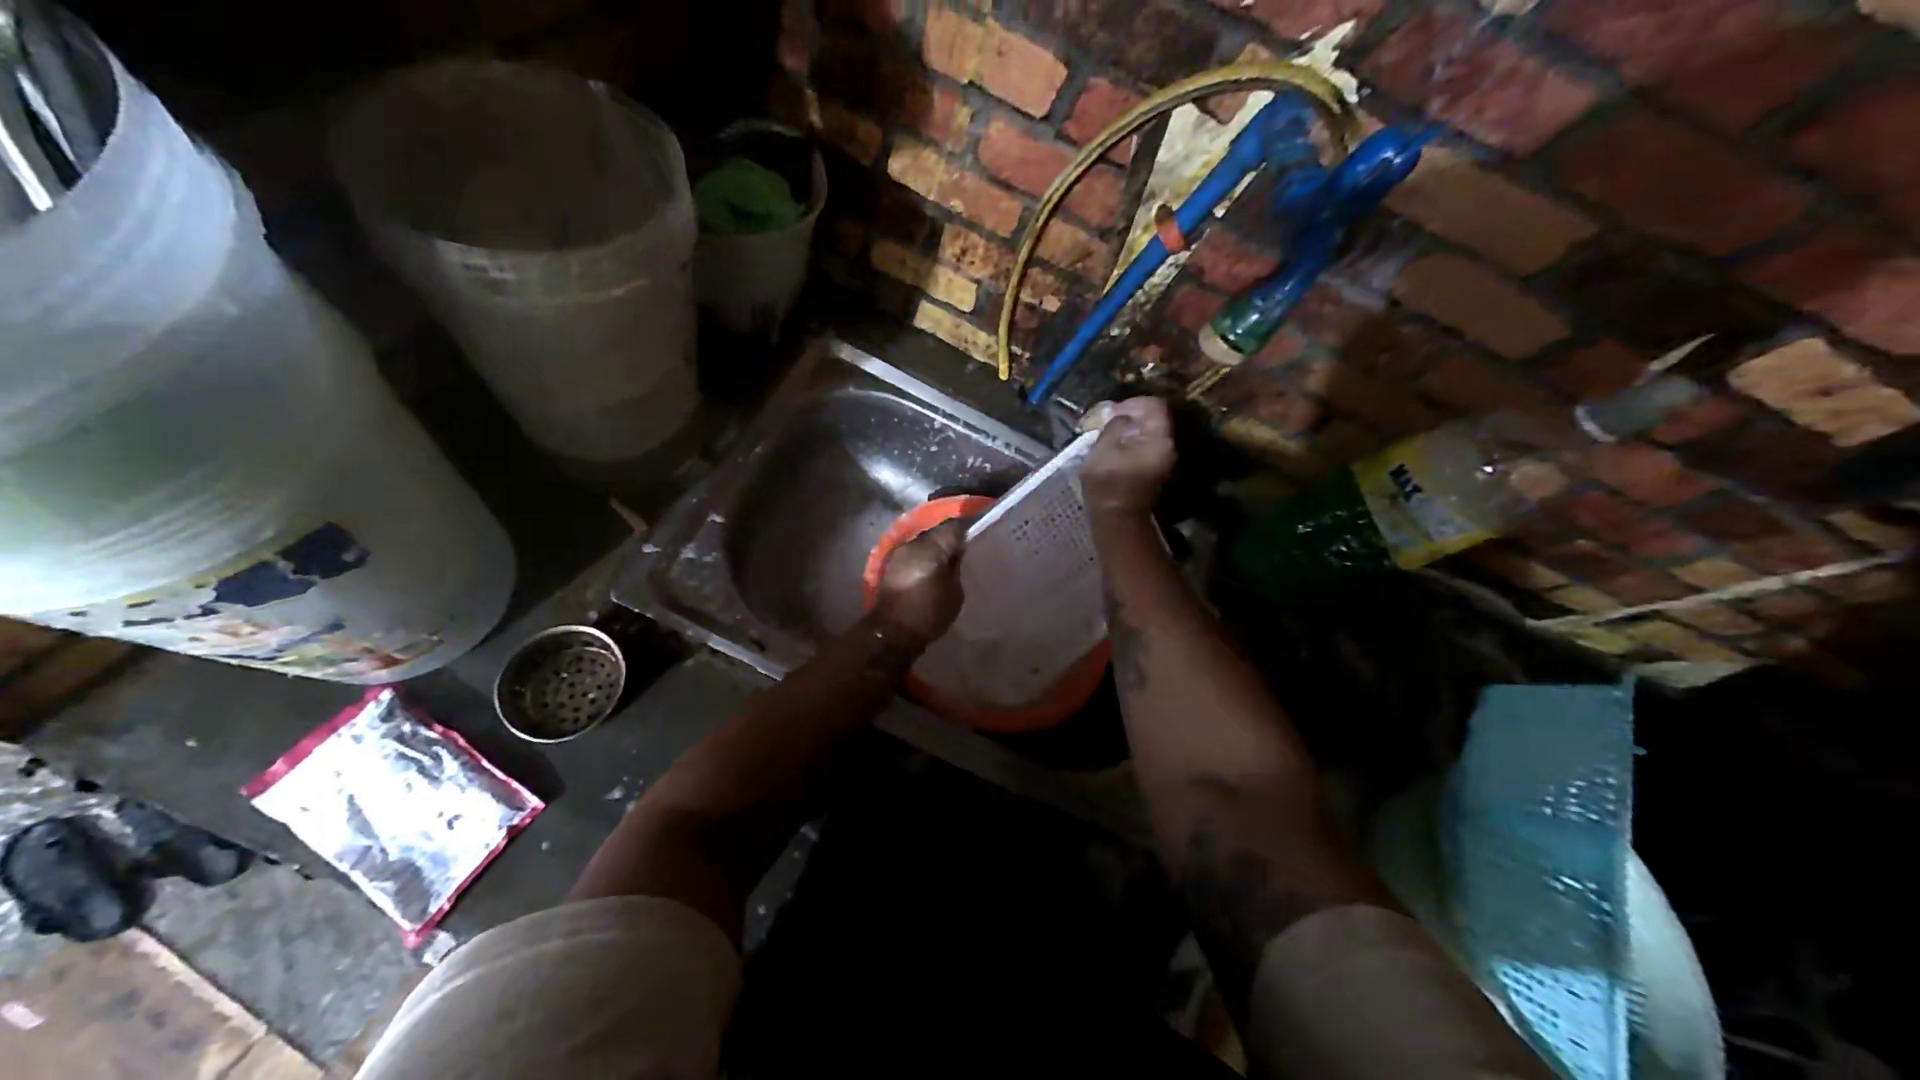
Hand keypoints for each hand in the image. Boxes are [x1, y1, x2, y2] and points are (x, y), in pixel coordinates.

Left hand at [873, 519, 965, 641]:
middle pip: (936, 532)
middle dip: (948, 538)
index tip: (973, 536)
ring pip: (923, 541)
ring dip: (934, 547)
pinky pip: (913, 552)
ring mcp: (899, 552)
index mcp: (931, 549)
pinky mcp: (891, 563)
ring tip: (945, 561)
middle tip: (960, 551)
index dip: (965, 529)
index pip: (953, 528)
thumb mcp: (954, 592)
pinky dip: (923, 556)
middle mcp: (913, 544)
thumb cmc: (929, 615)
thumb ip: (956, 566)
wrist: (892, 632)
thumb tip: (957, 550)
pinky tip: (930, 568)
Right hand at [1082, 397, 1174, 514]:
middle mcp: (1168, 447)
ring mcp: (1165, 460)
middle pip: (1154, 419)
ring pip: (1150, 434)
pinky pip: (1147, 447)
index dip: (1133, 402)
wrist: (1117, 519)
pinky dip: (1133, 444)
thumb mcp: (1103, 448)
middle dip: (1131, 416)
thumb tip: (1120, 415)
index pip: (1154, 405)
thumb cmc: (1107, 482)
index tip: (1114, 411)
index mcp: (1159, 439)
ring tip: (1109, 436)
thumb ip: (1114, 425)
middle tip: (1109, 421)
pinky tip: (1115, 451)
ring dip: (1131, 431)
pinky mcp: (1156, 471)